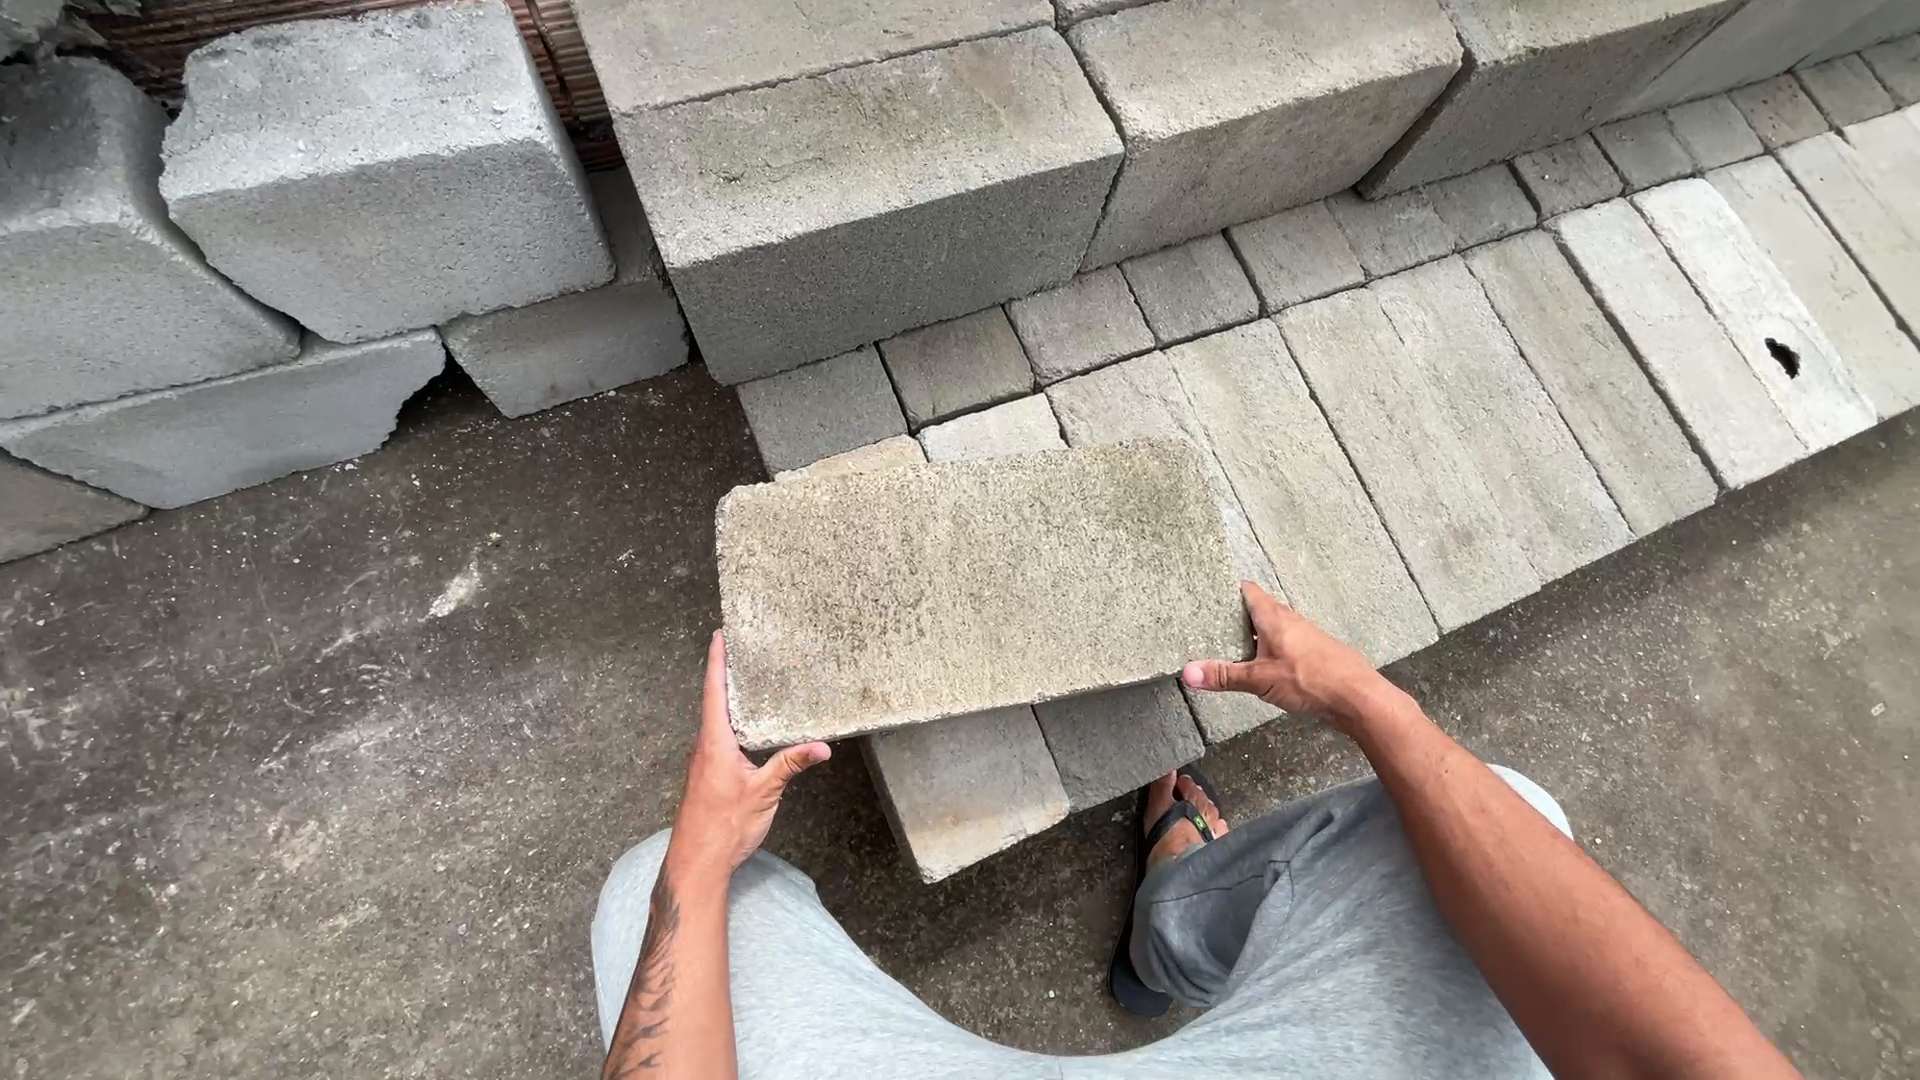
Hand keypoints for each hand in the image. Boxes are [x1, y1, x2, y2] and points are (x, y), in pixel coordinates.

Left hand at [666, 631, 829, 879]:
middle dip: (724, 670)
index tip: (719, 634)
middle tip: (740, 645)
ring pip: (716, 719)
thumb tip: (823, 747)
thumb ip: (790, 765)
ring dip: (728, 695)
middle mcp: (705, 746)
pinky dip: (732, 718)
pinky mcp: (709, 773)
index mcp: (714, 742)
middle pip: (713, 699)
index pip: (714, 692)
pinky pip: (720, 735)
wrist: (696, 863)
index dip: (717, 662)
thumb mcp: (763, 793)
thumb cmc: (724, 827)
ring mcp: (705, 760)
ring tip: (747, 675)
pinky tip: (748, 723)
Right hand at [1181, 582, 1381, 725]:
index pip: (1247, 590)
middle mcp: (1289, 620)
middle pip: (1257, 608)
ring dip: (1252, 634)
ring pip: (1271, 628)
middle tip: (1209, 623)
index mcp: (1273, 616)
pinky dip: (1268, 649)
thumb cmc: (1310, 679)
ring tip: (1228, 645)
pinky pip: (1283, 644)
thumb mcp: (1259, 679)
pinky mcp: (1312, 654)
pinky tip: (1260, 667)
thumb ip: (1223, 675)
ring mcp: (1303, 636)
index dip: (1227, 589)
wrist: (1359, 697)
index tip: (1207, 593)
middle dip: (1234, 615)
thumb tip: (1187, 672)